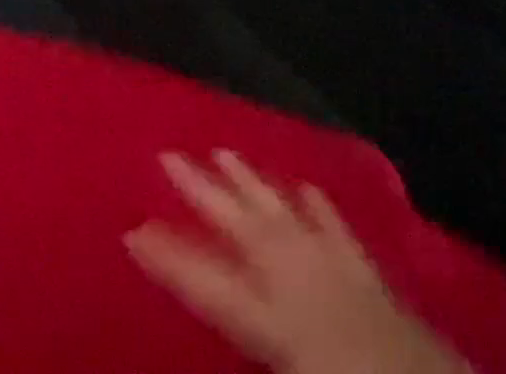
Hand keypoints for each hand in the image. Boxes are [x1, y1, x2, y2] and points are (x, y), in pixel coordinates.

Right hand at [125, 150, 469, 373]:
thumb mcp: (287, 364)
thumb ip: (253, 335)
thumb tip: (215, 324)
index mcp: (282, 325)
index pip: (212, 286)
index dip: (170, 258)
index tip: (132, 230)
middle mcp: (306, 287)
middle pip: (247, 230)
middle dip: (205, 192)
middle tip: (168, 155)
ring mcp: (342, 275)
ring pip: (289, 216)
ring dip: (254, 184)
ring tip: (223, 152)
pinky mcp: (373, 279)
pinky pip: (338, 230)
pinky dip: (316, 206)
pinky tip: (303, 187)